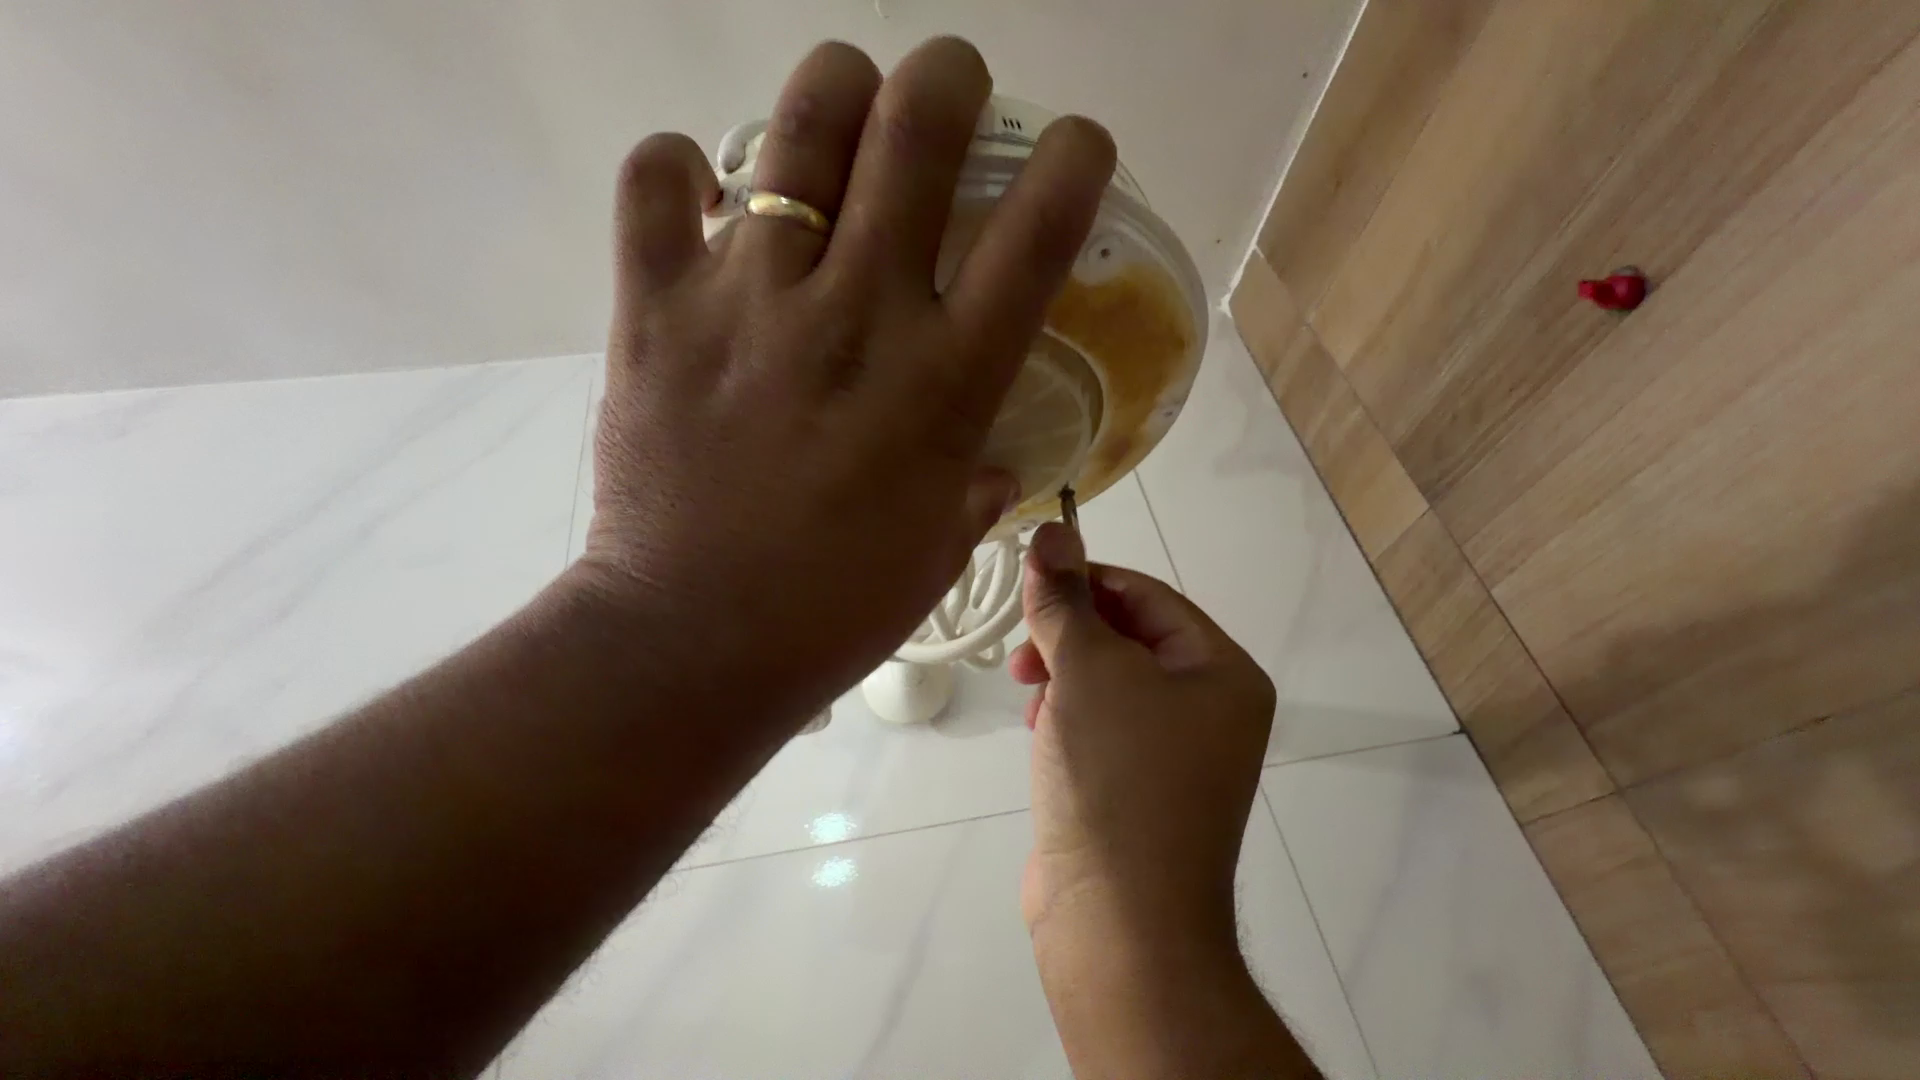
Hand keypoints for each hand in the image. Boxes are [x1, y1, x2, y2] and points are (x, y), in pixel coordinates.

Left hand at [572, 38, 1115, 722]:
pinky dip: (678, 170)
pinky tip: (698, 199)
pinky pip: (656, 181)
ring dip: (835, 90)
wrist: (694, 640)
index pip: (1038, 227)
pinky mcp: (656, 306)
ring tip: (838, 112)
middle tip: (943, 91)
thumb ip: (973, 486)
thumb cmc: (835, 608)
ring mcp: (752, 298)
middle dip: (947, 77)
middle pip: (918, 126)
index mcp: (943, 380)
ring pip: (800, 122)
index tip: (1072, 147)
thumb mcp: (939, 550)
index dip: (1073, 159)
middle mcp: (859, 313)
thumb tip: (985, 462)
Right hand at [1009, 523, 1275, 944]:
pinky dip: (1068, 715)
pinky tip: (1040, 730)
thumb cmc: (1116, 778)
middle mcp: (1212, 709)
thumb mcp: (1088, 672)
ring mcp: (1178, 754)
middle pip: (1130, 637)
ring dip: (1064, 674)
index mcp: (1223, 673)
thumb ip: (1064, 601)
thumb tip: (1051, 531)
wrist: (1119, 922)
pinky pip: (1103, 726)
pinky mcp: (1140, 788)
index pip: (1149, 596)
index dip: (1086, 581)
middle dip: (1070, 634)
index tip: (1028, 586)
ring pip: (1110, 682)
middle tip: (1022, 651)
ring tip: (1028, 692)